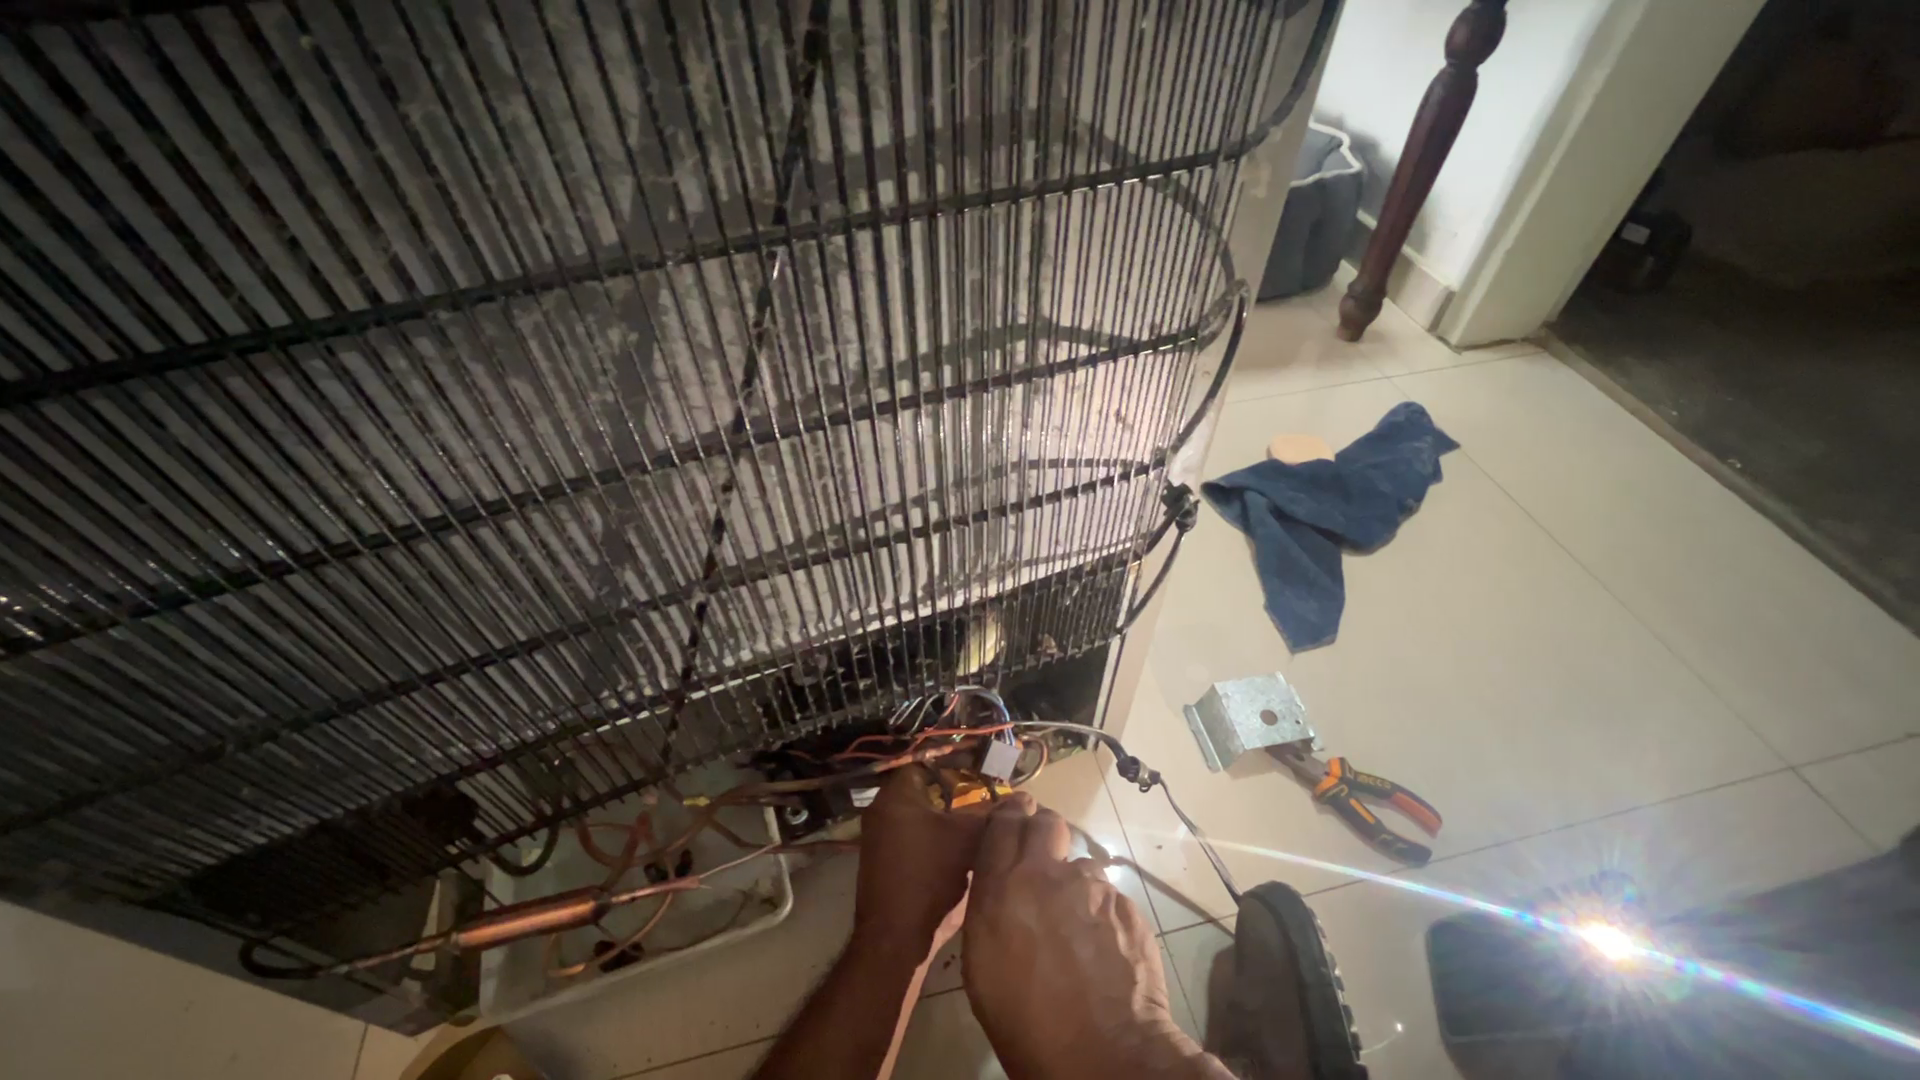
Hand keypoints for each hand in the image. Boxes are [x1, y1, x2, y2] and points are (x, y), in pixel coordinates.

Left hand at [854, 767, 997, 951]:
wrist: (896, 938)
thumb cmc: (931, 878)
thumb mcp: (969, 840)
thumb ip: (993, 816)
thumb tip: (1020, 800)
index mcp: (895, 797)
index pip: (923, 764)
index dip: (953, 766)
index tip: (980, 773)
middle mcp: (881, 813)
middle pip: (923, 792)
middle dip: (954, 795)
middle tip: (984, 799)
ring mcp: (879, 841)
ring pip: (919, 818)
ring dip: (946, 821)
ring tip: (979, 825)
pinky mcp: (884, 865)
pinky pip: (913, 840)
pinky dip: (935, 841)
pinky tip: (961, 852)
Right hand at [962, 798, 1218, 1078]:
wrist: (1102, 1054)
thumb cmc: (1024, 1023)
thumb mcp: (982, 964)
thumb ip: (989, 909)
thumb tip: (997, 887)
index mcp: (1000, 888)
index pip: (1003, 822)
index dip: (1009, 814)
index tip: (1012, 816)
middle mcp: (1045, 874)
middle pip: (1046, 821)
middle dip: (1042, 829)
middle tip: (1040, 854)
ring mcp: (1090, 887)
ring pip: (1079, 863)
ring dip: (1073, 883)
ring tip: (1075, 924)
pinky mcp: (1125, 905)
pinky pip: (1107, 896)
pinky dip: (1101, 913)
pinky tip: (1100, 948)